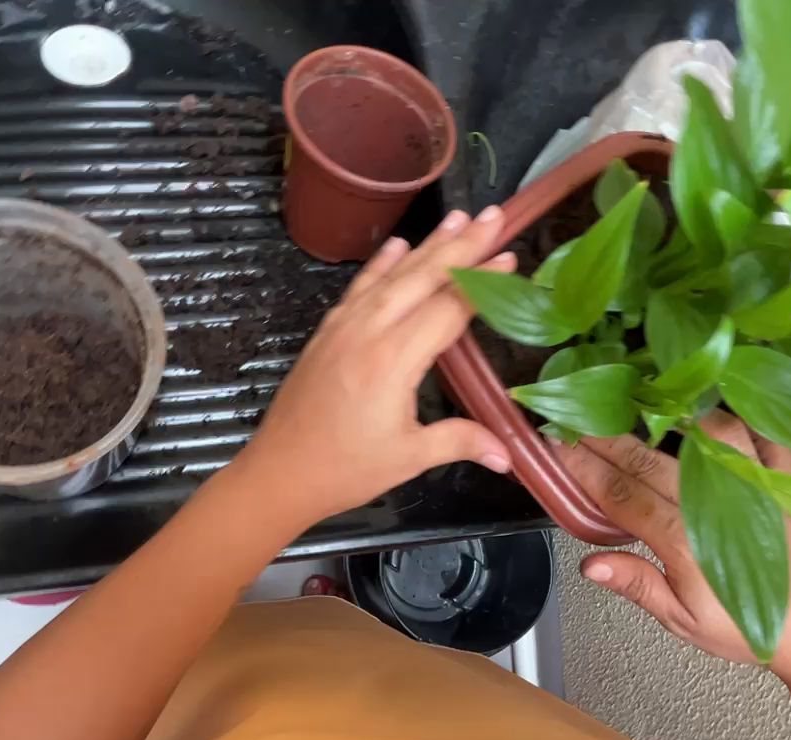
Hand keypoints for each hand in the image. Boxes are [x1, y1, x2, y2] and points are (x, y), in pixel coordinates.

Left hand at [226, 208, 515, 529]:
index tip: (510, 254)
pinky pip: (358, 289)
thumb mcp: (409, 458)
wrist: (280, 473)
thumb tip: (508, 456)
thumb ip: (460, 442)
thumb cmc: (346, 470)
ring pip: (389, 276)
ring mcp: (342, 328)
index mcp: (393, 360)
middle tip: (492, 214)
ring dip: (424, 245)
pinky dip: (379, 265)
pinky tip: (395, 247)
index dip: (481, 282)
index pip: (448, 308)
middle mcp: (368, 331)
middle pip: (420, 276)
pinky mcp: (325, 334)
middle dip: (459, 244)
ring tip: (455, 218)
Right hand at [547, 413, 790, 689]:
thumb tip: (588, 563)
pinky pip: (764, 435)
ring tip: (635, 402)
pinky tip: (713, 407)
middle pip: (650, 460)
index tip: (557, 447)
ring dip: (668, 416)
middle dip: (606, 438)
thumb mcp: (682, 619)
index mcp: (686, 541)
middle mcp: (719, 504)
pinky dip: (741, 416)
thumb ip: (636, 584)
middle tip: (574, 419)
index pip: (622, 495)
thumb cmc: (749, 628)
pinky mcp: (783, 481)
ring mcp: (755, 487)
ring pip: (707, 434)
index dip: (585, 469)